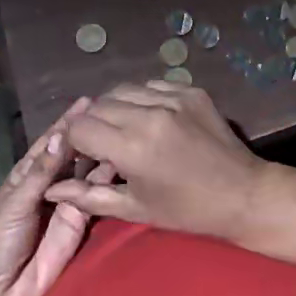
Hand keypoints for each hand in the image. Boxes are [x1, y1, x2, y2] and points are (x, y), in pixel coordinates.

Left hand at [0, 99, 110, 295]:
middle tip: (111, 112)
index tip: (86, 102)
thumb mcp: (16, 203)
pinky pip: (94, 195)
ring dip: (99, 153)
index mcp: (27, 175)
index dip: (66, 123)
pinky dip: (105, 179)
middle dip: (87, 134)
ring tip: (119, 131)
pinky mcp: (82, 220)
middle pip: (71, 154)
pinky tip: (119, 161)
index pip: (49, 144)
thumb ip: (41, 173)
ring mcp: (67, 201)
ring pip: (86, 171)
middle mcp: (50, 183)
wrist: (4, 292)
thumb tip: (60, 137)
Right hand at [44, 82, 268, 243]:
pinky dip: (142, 99)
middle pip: (97, 105)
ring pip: (123, 90)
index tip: (83, 157)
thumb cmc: (188, 210)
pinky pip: (152, 85)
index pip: (80, 127)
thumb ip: (89, 196)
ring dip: (115, 108)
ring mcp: (173, 98)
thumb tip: (52, 188)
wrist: (243, 194)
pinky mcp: (191, 90)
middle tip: (102, 146)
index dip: (74, 142)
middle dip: (92, 124)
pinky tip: (149, 119)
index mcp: (132, 148)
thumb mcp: (136, 208)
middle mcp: (149, 115)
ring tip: (124, 130)